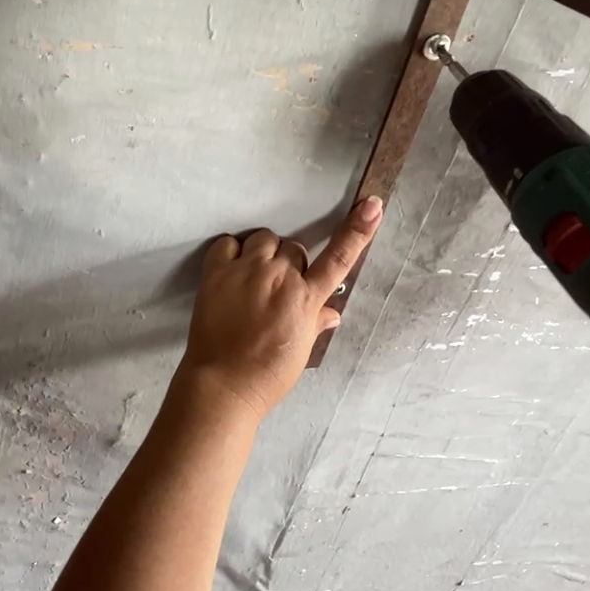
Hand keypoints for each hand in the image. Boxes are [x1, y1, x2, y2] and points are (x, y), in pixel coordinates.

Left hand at [178, 197, 383, 420]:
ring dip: (261, 254)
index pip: (339, 258)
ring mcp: (247, 272)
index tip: (372, 205)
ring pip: (264, 240)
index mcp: (306, 299)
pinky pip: (228, 244)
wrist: (225, 385)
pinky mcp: (217, 272)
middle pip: (293, 248)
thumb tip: (331, 313)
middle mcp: (280, 278)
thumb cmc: (267, 374)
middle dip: (288, 263)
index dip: (358, 230)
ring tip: (252, 280)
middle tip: (275, 289)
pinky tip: (229, 272)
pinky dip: (230, 253)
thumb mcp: (301, 350)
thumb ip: (315, 322)